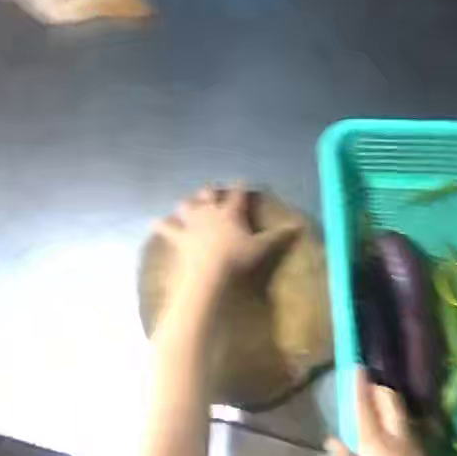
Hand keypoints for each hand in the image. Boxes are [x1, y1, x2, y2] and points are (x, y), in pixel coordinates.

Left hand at [153, 185, 299, 285]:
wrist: (208, 273)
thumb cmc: (237, 258)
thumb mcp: (262, 248)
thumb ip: (280, 236)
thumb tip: (300, 226)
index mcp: (230, 212)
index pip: (237, 194)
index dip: (239, 187)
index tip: (241, 181)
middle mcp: (209, 212)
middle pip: (208, 195)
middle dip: (209, 192)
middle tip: (210, 191)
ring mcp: (191, 223)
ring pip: (186, 206)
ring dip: (186, 205)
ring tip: (185, 204)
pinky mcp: (178, 237)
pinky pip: (166, 228)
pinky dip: (161, 225)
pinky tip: (156, 222)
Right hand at [327, 371, 456, 455]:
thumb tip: (335, 439)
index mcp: (375, 444)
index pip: (366, 402)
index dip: (360, 382)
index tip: (356, 365)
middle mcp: (399, 438)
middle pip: (391, 398)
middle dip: (378, 389)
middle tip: (365, 392)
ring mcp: (419, 449)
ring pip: (402, 413)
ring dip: (389, 406)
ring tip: (375, 416)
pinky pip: (410, 430)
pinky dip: (398, 424)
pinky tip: (390, 441)